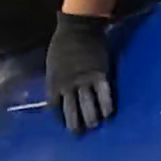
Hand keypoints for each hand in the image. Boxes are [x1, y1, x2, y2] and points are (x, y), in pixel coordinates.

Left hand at [47, 12, 115, 134]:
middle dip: (75, 124)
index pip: (55, 107)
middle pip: (71, 111)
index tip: (63, 125)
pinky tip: (109, 114)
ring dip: (92, 119)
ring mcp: (85, 82)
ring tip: (95, 125)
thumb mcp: (52, 64)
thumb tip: (58, 93)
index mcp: (54, 82)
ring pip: (89, 106)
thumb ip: (56, 80)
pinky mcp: (100, 76)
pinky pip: (105, 96)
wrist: (79, 28)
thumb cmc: (63, 44)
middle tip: (79, 133)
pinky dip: (106, 106)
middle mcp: (68, 86)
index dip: (59, 118)